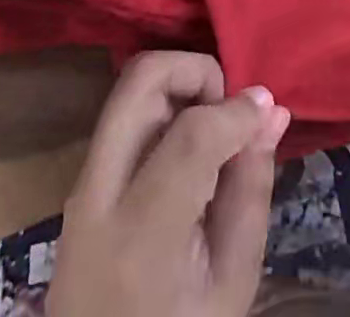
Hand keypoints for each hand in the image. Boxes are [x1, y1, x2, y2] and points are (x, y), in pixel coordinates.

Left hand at [48, 51, 291, 316]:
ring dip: (179, 86)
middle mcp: (98, 192)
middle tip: (227, 109)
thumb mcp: (233, 280)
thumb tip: (269, 111)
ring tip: (212, 132)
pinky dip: (164, 105)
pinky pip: (124, 113)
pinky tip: (188, 148)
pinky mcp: (80, 177)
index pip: (191, 134)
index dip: (237, 109)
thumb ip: (251, 190)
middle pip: (140, 78)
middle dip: (195, 70)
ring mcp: (81, 181)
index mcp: (142, 235)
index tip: (265, 113)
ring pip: (129, 86)